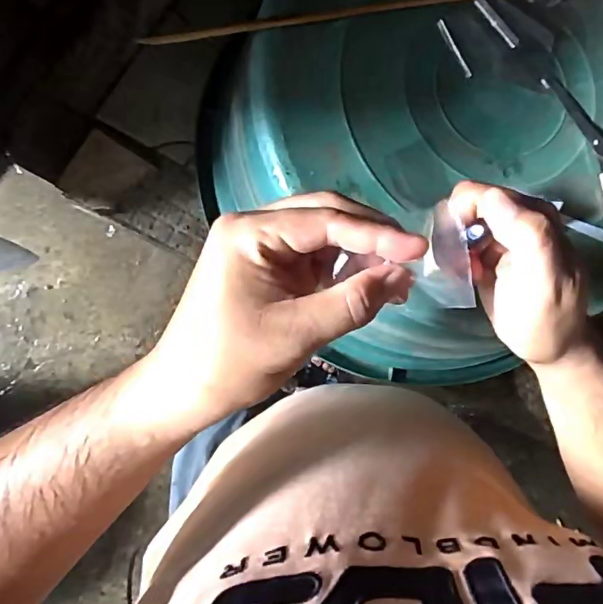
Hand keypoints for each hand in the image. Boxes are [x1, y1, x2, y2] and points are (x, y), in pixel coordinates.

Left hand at [141, 192, 425, 421]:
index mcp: (248, 232)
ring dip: (361, 250)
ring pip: (324, 232)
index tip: (419, 248)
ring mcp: (261, 244)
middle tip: (413, 256)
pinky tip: (370, 282)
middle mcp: (253, 226)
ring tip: (398, 275)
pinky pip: (315, 254)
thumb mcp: (295, 334)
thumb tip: (401, 276)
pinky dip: (344, 266)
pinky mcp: (270, 264)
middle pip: (325, 214)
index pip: (324, 220)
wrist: (184, 389)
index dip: (376, 233)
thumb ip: (351, 302)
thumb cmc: (229, 363)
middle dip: (371, 234)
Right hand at [446, 181, 591, 366]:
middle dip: (456, 231)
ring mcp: (506, 231)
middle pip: (469, 204)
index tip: (458, 250)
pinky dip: (458, 253)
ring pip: (463, 220)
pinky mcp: (494, 248)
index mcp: (535, 215)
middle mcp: (520, 215)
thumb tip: (491, 196)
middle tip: (460, 266)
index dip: (462, 217)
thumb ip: (528, 233)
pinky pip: (464, 237)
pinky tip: (469, 274)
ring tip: (464, 273)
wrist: (552, 346)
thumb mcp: (544, 277)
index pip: (484, 195)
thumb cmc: (546, 317)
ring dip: (455, 245)